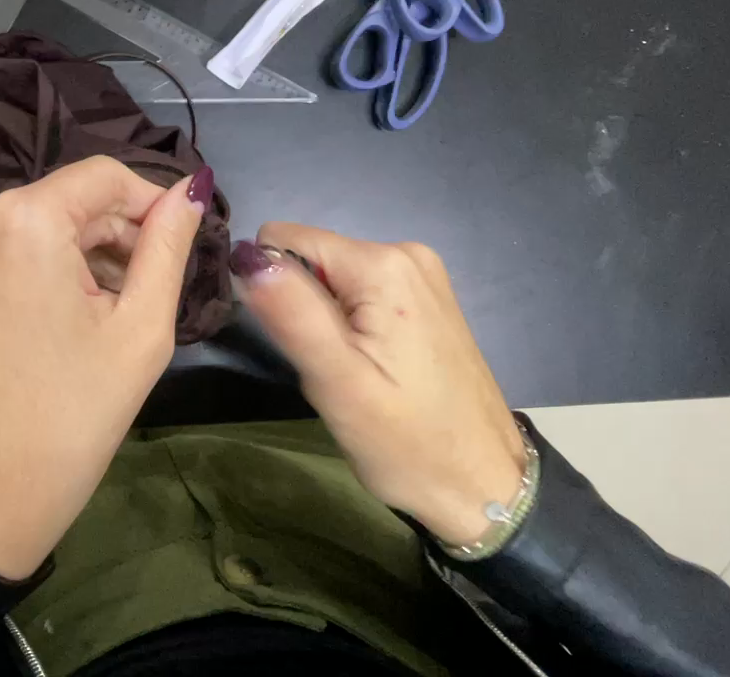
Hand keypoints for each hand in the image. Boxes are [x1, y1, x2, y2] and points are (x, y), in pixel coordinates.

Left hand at [0, 156, 211, 579]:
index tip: (187, 243)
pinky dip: (62, 266)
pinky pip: (24, 246)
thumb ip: (168, 246)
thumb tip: (193, 187)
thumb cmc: (73, 412)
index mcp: (25, 216)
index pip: (106, 176)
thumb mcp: (139, 326)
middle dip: (125, 234)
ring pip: (52, 223)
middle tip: (159, 290)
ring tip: (126, 311)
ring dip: (97, 253)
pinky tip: (88, 312)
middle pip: (77, 199)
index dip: (154, 202)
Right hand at [231, 226, 523, 544]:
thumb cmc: (405, 441)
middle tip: (332, 366)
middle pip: (309, 258)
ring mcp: (419, 273)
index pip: (282, 240)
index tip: (300, 342)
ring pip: (329, 277)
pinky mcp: (424, 295)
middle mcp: (403, 252)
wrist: (484, 488)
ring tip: (355, 370)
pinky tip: (373, 365)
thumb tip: (246, 256)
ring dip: (326, 321)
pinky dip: (351, 325)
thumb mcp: (336, 381)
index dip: (274, 290)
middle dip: (304, 309)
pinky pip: (357, 291)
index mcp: (380, 264)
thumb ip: (291, 311)